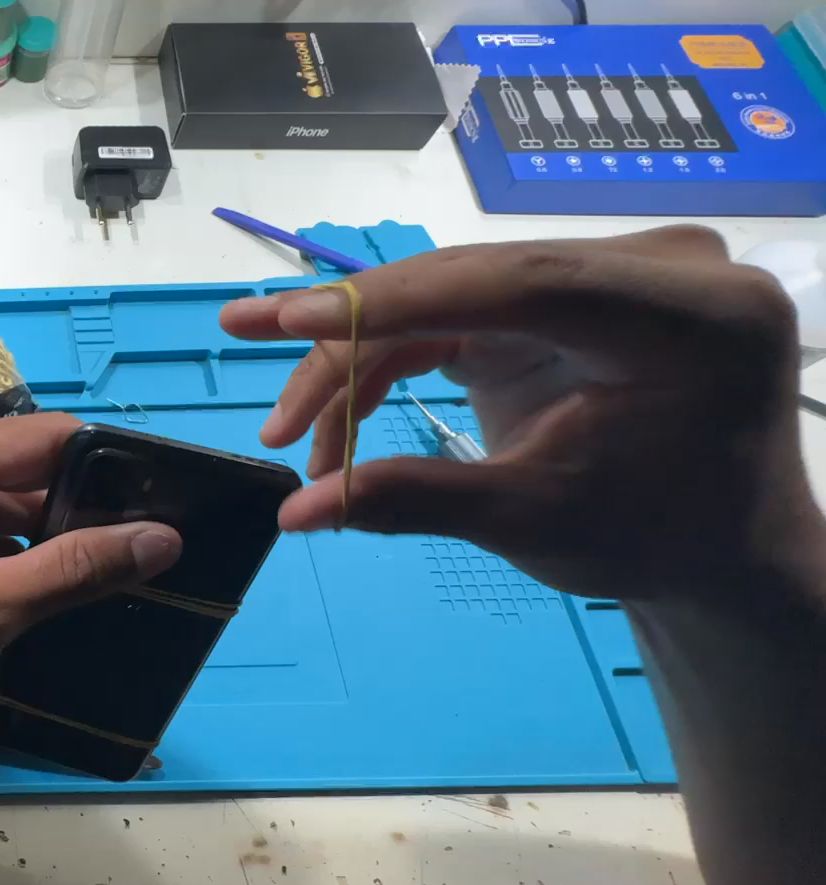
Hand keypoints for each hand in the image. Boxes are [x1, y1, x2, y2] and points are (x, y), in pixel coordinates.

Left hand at [0, 412, 180, 727]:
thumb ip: (72, 570)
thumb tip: (162, 537)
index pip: (48, 437)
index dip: (110, 466)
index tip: (163, 503)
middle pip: (27, 468)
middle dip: (83, 507)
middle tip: (147, 551)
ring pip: (5, 502)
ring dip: (49, 536)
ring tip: (112, 573)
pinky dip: (12, 552)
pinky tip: (49, 589)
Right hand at [218, 225, 816, 600]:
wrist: (703, 543)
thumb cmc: (644, 534)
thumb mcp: (523, 520)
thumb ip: (407, 500)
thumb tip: (291, 513)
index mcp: (685, 318)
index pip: (519, 283)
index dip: (397, 302)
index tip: (290, 320)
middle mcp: (643, 274)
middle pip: (455, 287)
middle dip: (343, 339)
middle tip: (249, 360)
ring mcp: (591, 282)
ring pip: (430, 302)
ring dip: (350, 365)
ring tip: (289, 430)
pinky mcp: (548, 304)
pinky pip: (437, 321)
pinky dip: (378, 368)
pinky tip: (334, 414)